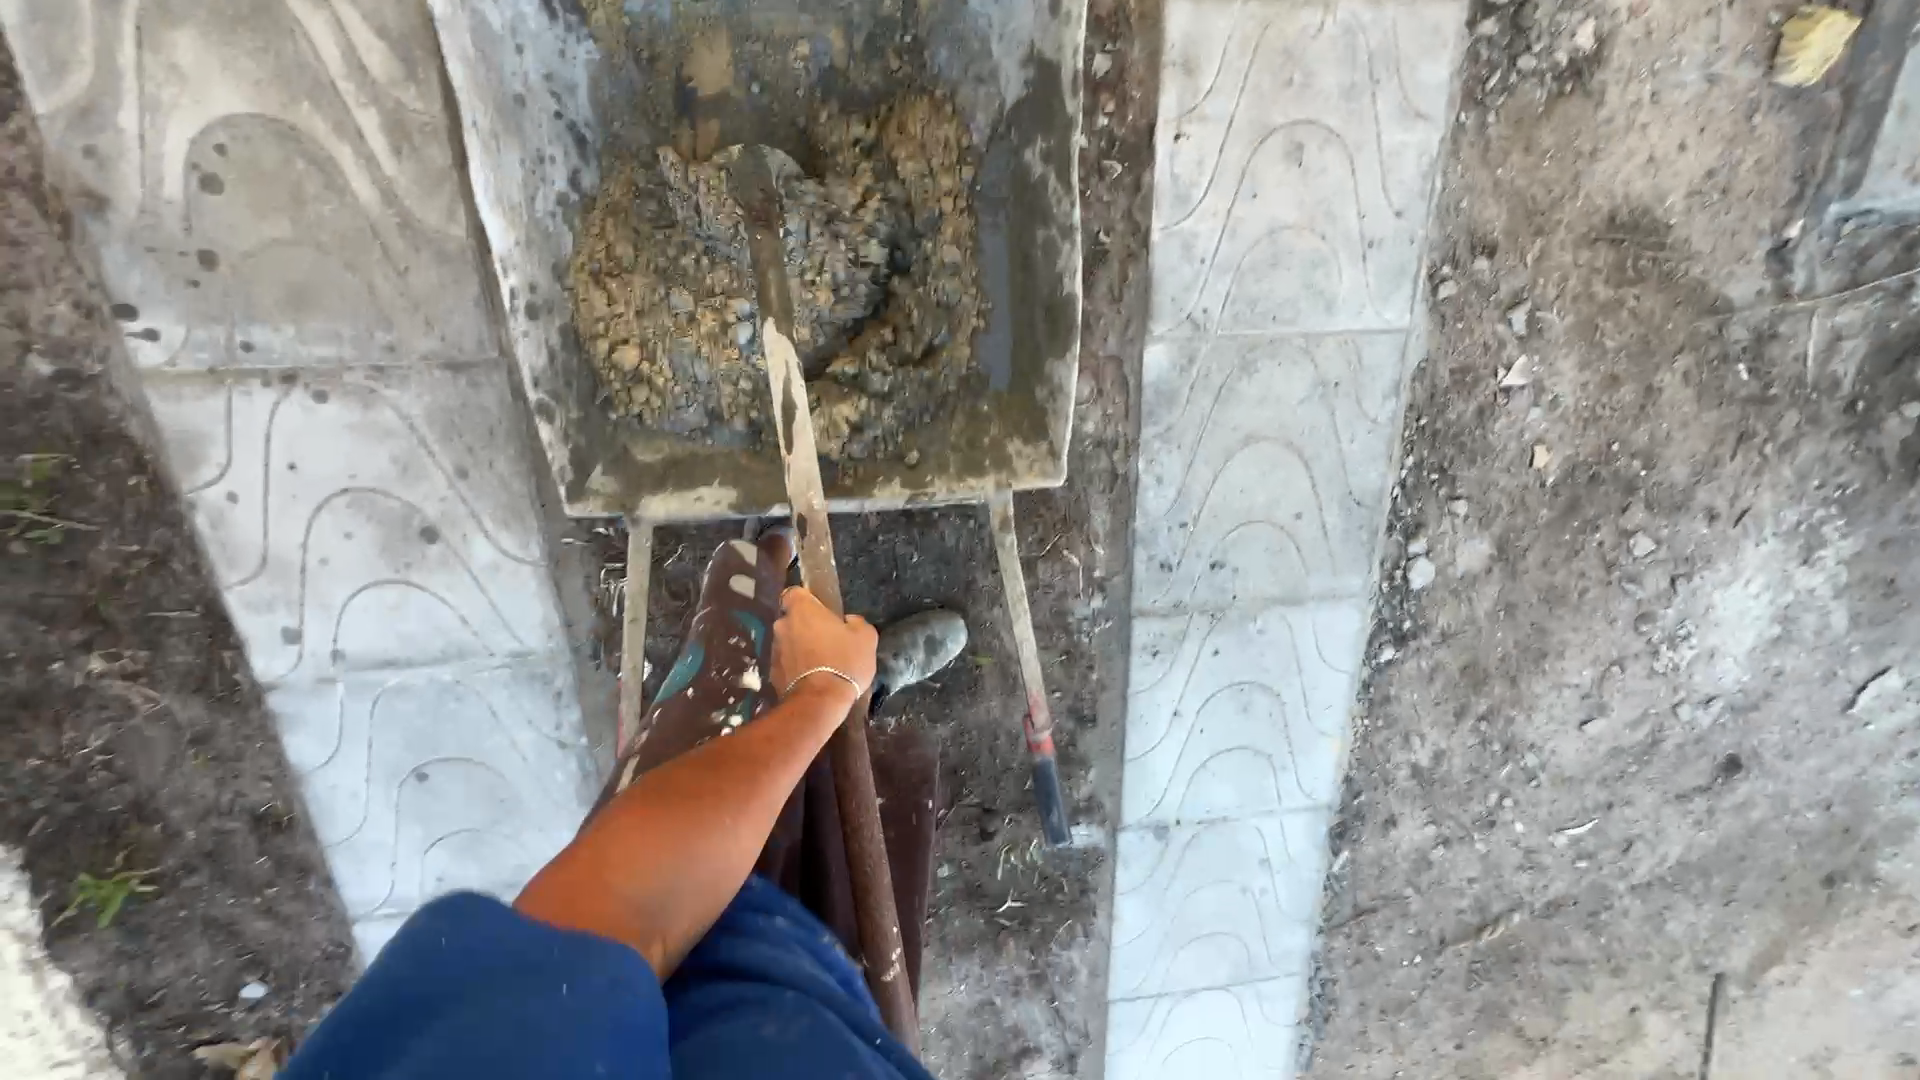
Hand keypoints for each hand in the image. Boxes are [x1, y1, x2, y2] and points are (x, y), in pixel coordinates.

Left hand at [772, 586, 876, 701]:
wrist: (820, 701)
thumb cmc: (844, 661)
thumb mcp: (866, 637)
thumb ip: (857, 622)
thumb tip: (849, 621)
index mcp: (802, 610)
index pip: (794, 593)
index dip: (807, 600)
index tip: (820, 610)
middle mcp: (782, 625)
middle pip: (791, 619)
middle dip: (805, 626)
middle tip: (825, 639)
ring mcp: (774, 649)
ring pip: (788, 641)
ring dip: (800, 647)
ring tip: (820, 663)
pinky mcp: (772, 672)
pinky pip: (786, 663)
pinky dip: (796, 667)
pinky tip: (812, 678)